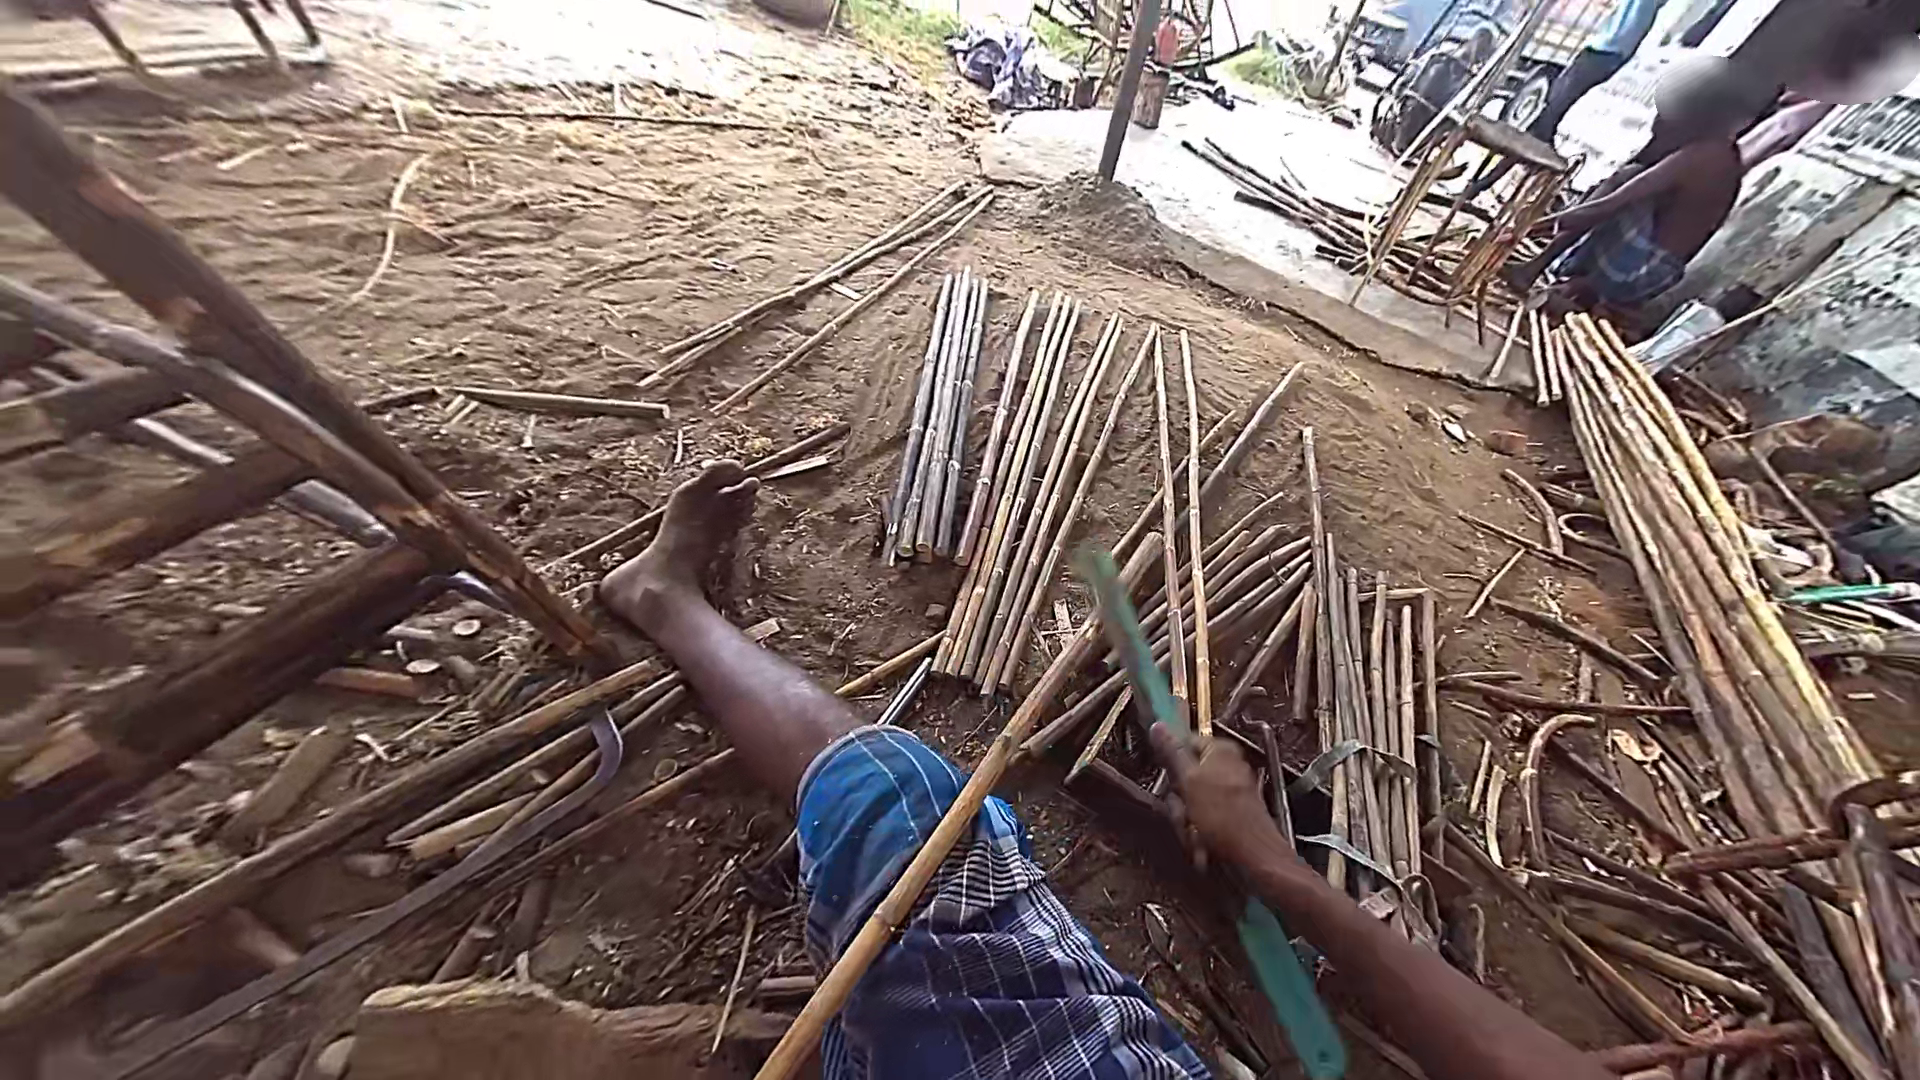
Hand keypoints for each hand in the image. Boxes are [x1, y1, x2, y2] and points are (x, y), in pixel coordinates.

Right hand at [1150, 723, 1291, 871]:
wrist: (1256, 862)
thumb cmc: (1222, 816)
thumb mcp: (1189, 779)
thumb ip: (1171, 752)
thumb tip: (1157, 724)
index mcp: (1220, 750)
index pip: (1182, 742)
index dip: (1171, 761)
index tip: (1167, 778)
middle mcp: (1226, 767)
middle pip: (1183, 775)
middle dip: (1178, 800)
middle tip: (1185, 814)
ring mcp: (1227, 793)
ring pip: (1188, 801)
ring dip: (1185, 820)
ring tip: (1195, 835)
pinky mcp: (1228, 816)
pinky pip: (1200, 818)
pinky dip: (1197, 832)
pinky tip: (1202, 845)